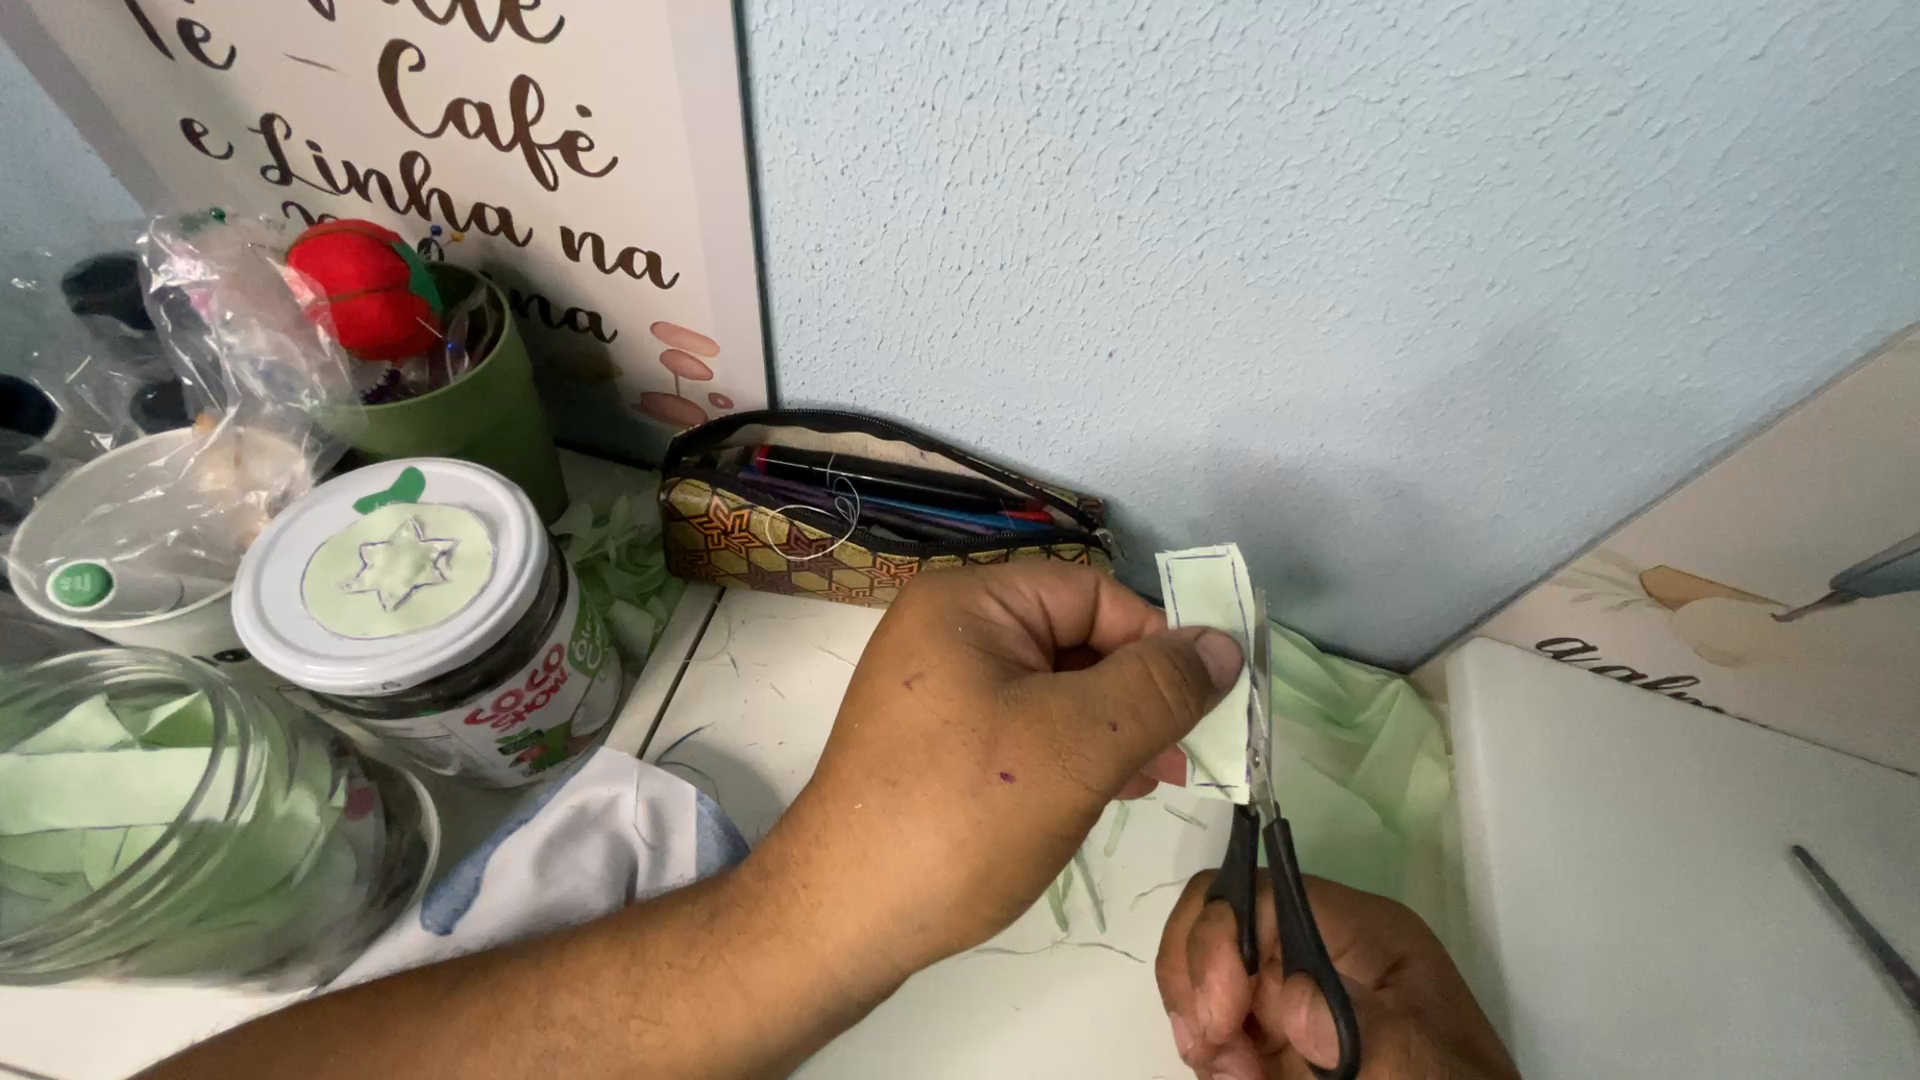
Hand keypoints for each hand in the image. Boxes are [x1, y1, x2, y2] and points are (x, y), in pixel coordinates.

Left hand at [756, 562, 1243, 986]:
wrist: (843, 920)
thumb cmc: (963, 815)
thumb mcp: (1075, 745)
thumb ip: (1157, 688)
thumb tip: (1222, 643)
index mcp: (969, 602)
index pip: (1092, 595)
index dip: (1156, 642)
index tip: (1205, 703)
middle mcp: (949, 629)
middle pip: (1073, 638)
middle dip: (1136, 693)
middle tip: (1186, 753)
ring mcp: (940, 685)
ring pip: (1054, 685)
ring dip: (1112, 726)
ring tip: (1157, 777)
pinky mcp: (940, 736)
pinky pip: (1024, 722)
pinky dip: (1071, 748)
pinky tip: (1107, 787)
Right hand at [1157, 874, 1518, 1079]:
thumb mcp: (1437, 1074)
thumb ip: (1376, 1034)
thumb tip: (1297, 997)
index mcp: (1356, 930)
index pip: (1260, 892)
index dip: (1220, 937)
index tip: (1218, 1018)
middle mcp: (1311, 941)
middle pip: (1215, 912)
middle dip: (1195, 974)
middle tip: (1211, 1047)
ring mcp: (1286, 981)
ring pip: (1199, 958)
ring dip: (1194, 1012)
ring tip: (1226, 1076)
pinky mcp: (1268, 1024)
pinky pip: (1207, 1008)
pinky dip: (1203, 1043)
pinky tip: (1228, 1077)